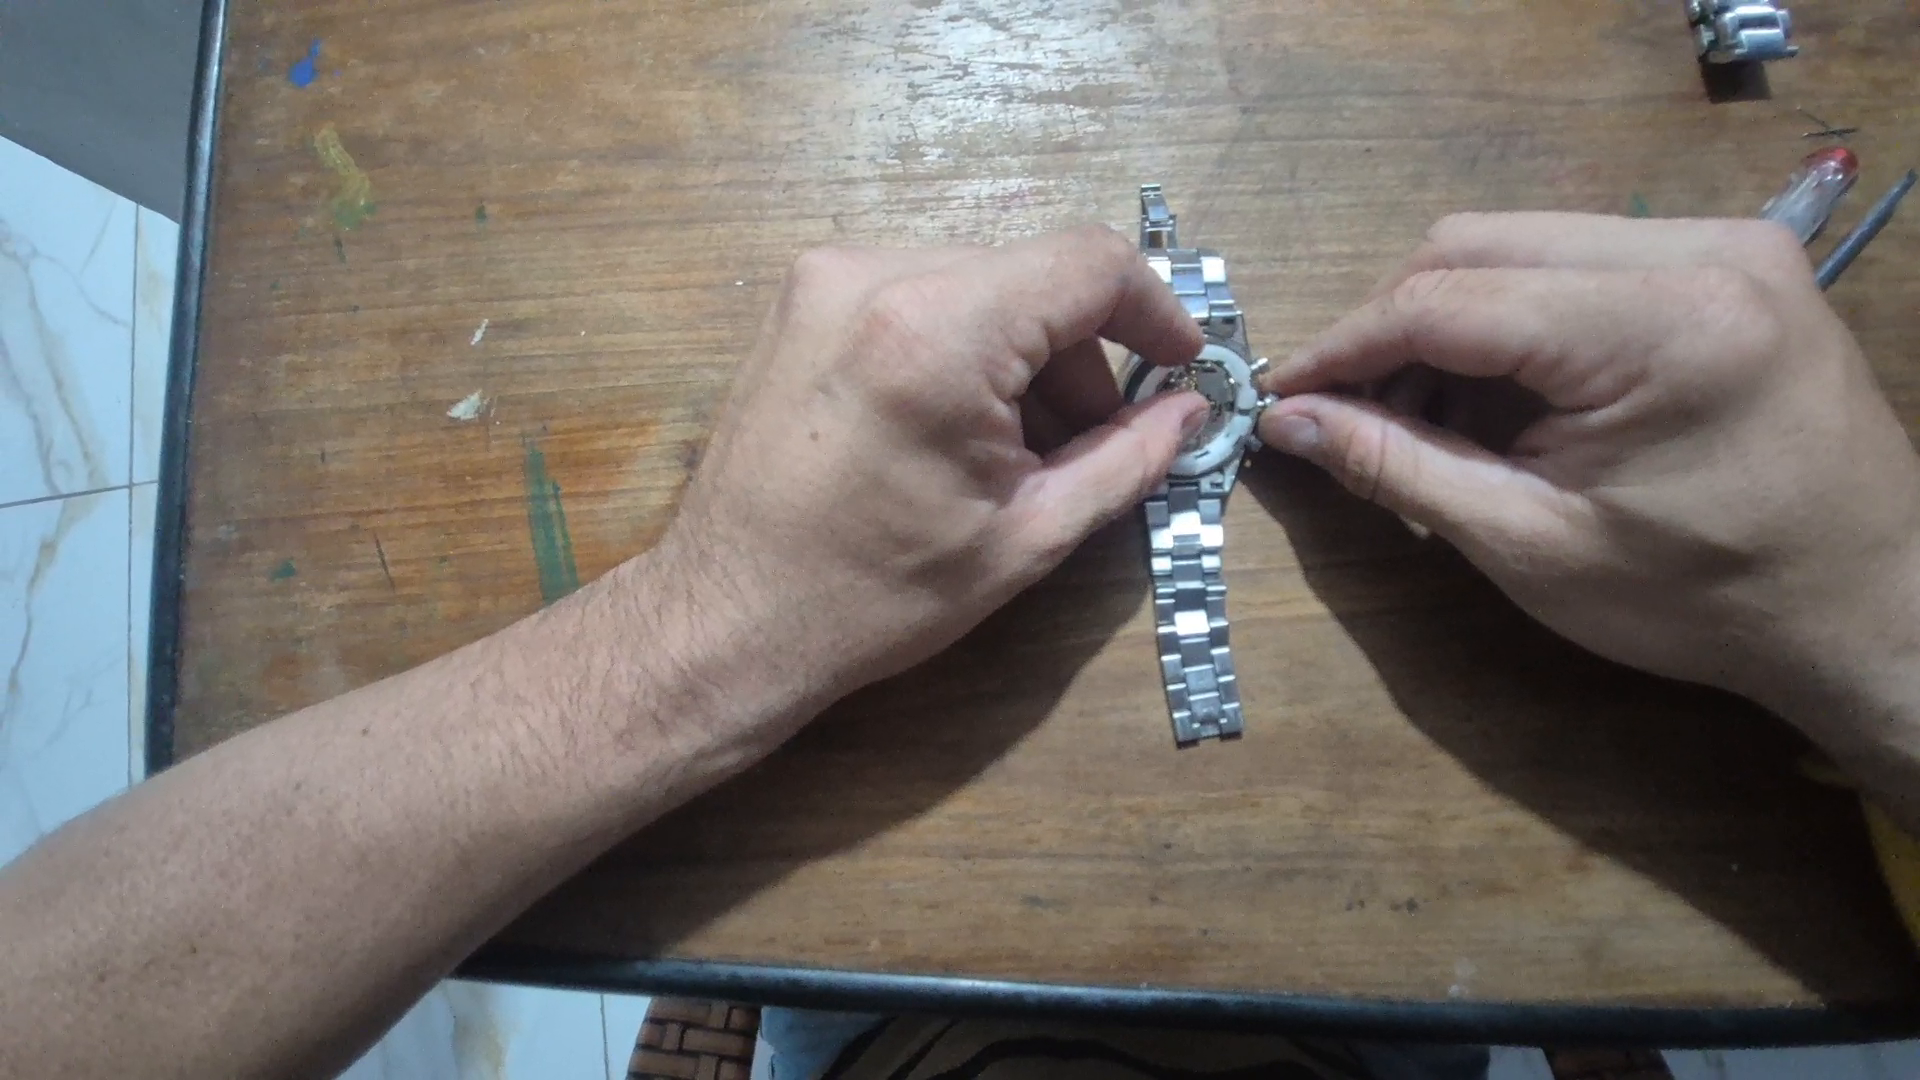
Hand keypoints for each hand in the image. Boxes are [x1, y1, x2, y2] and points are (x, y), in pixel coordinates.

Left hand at [657, 227, 1206, 733]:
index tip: (1180, 367)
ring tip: (1010, 451)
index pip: (1090, 264)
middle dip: (1078, 358)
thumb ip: (1126, 460)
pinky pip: (919, 297)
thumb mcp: (1028, 536)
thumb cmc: (879, 595)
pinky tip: (952, 427)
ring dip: (1019, 357)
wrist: (733, 617)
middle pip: (1032, 277)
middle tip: (1082, 446)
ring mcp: (825, 278)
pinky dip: (963, 349)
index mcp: (941, 330)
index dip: (1155, 311)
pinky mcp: (800, 301)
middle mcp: (875, 272)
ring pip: (977, 285)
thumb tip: (1191, 411)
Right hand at [1254, 212, 1919, 735]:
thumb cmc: (1695, 596)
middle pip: (1465, 248)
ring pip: (1499, 248)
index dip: (1339, 347)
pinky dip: (1480, 329)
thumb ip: (1392, 466)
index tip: (1278, 397)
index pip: (1443, 301)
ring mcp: (1710, 249)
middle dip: (1380, 330)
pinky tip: (1471, 400)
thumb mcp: (1520, 540)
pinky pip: (1547, 269)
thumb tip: (1285, 422)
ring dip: (1426, 329)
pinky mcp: (1708, 270)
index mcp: (1660, 327)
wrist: (1868, 609)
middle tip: (1340, 411)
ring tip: (1406, 418)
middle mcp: (1694, 252)